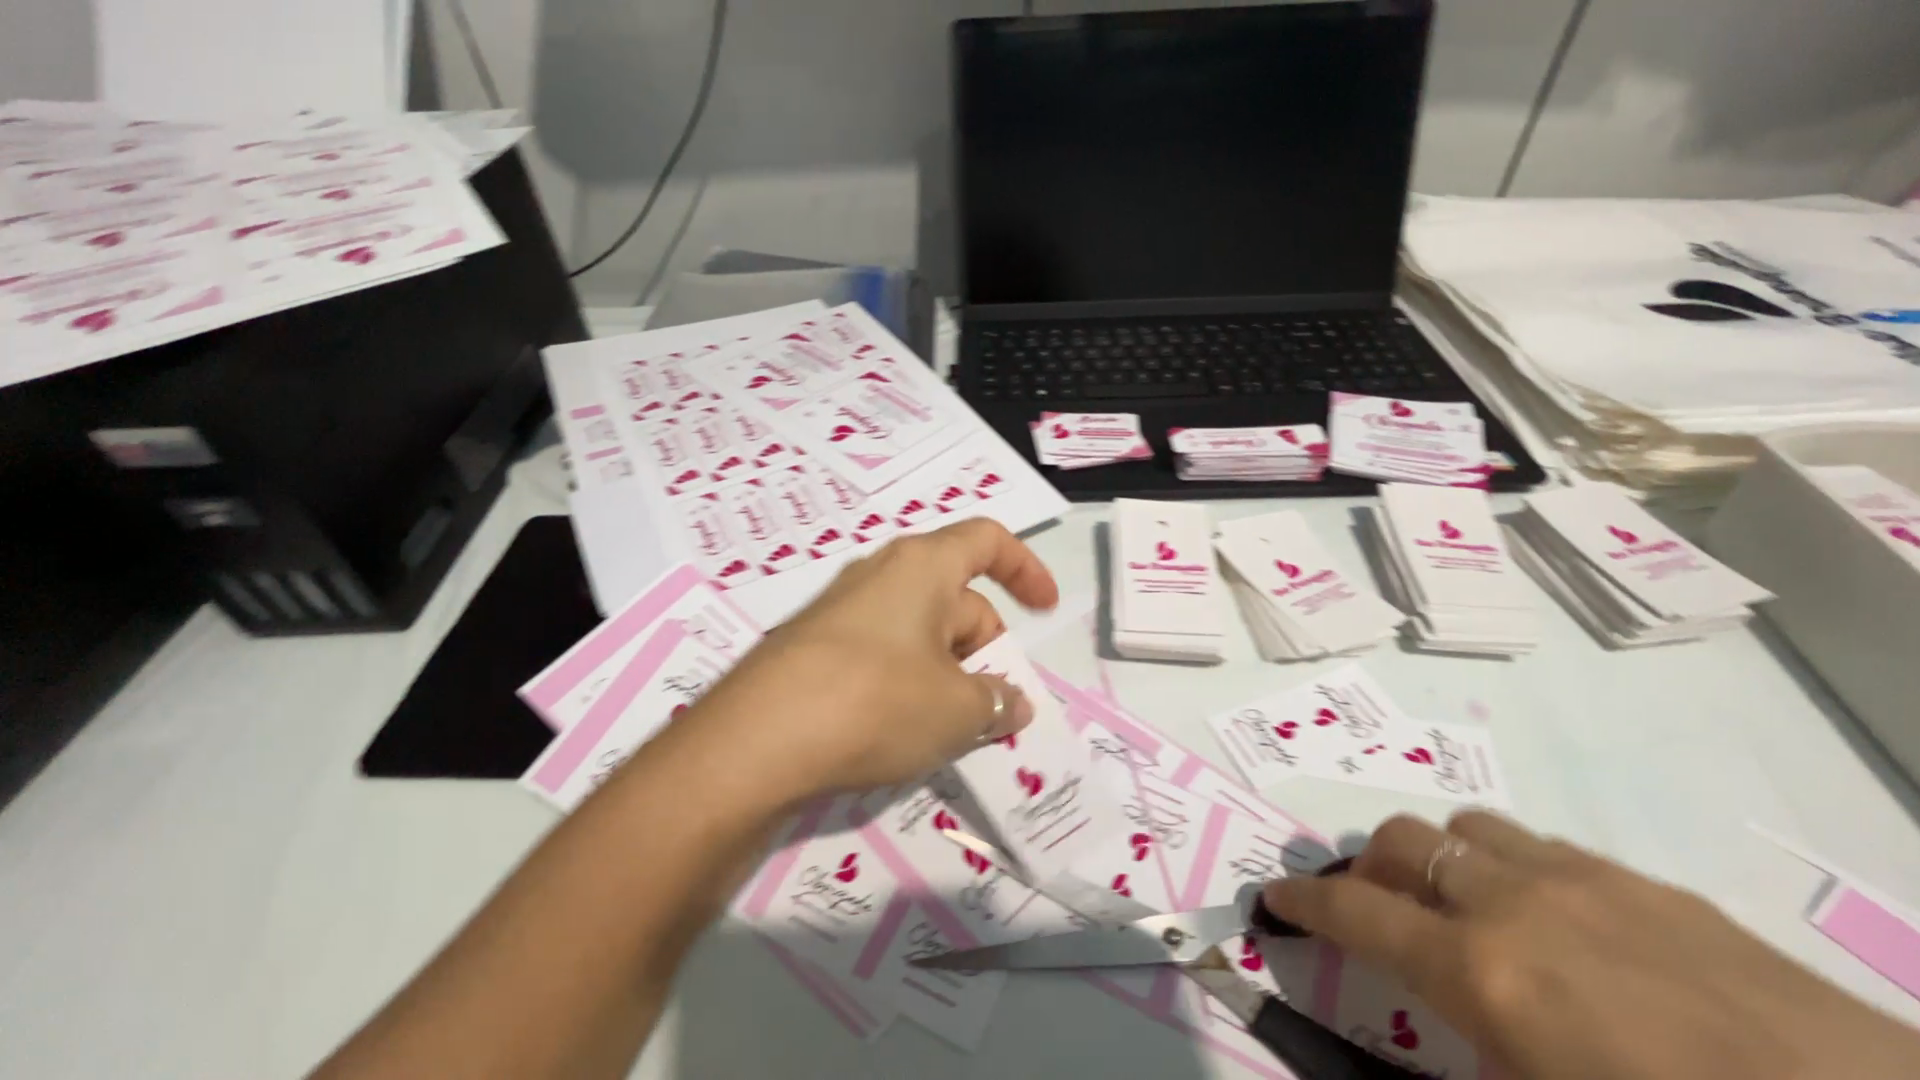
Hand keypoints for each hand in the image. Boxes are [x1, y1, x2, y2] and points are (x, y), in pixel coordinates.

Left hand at [680, 519, 1058, 803]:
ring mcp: (840, 612)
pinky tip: (902, 733)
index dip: (1026, 569)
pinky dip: (907, 685)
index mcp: (922, 567)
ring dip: (948, 674)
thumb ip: (996, 702)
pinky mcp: (812, 649)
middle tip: (995, 709)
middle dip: (986, 649)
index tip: (1044, 611)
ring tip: (952, 730)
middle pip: (955, 597)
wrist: (756, 741)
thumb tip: (1010, 704)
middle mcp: (880, 576)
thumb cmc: (876, 703)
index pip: (988, 541)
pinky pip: (881, 655)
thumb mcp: (956, 709)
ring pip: (918, 632)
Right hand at [1265, 812, 1919, 1079]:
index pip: (1354, 911)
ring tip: (1461, 907)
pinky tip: (1559, 924)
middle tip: (1371, 908)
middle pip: (1402, 841)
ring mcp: (1585, 881)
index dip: (1303, 902)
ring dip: (1442, 859)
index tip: (1276, 897)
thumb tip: (1445, 1022)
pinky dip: (1516, 870)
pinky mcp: (1651, 885)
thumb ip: (1467, 1050)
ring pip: (1470, 828)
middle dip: (1367, 868)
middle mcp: (1514, 902)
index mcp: (1479, 970)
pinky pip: (1546, 849)